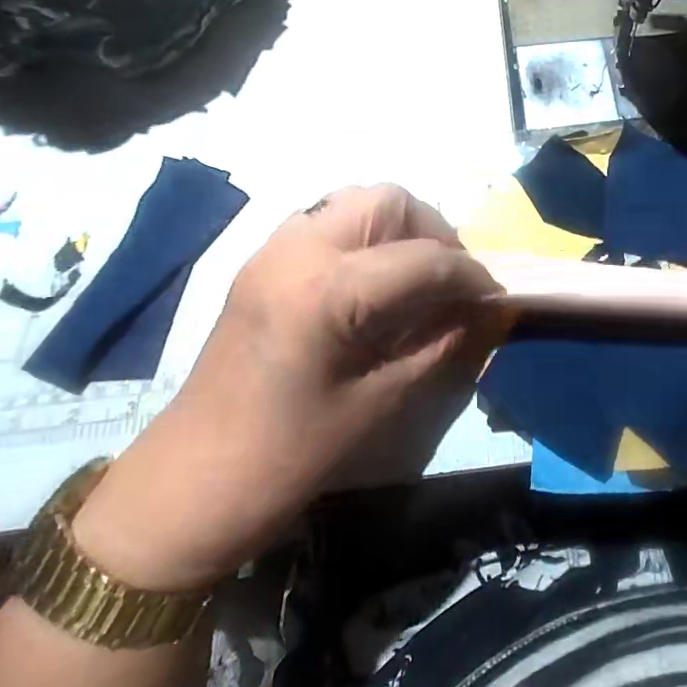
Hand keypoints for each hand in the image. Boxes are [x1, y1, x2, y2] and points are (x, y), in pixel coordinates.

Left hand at [69, 185, 503, 592]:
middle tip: (450, 282)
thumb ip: (445, 341)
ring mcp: (271, 253)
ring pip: (356, 203)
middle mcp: (296, 252)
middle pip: (388, 201)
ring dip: (399, 231)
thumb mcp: (384, 400)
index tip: (496, 298)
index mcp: (326, 290)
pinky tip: (376, 287)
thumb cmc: (292, 454)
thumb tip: (489, 309)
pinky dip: (366, 240)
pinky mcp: (262, 265)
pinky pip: (329, 225)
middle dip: (434, 233)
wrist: (190, 485)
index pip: (426, 258)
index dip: (472, 276)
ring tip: (417, 281)